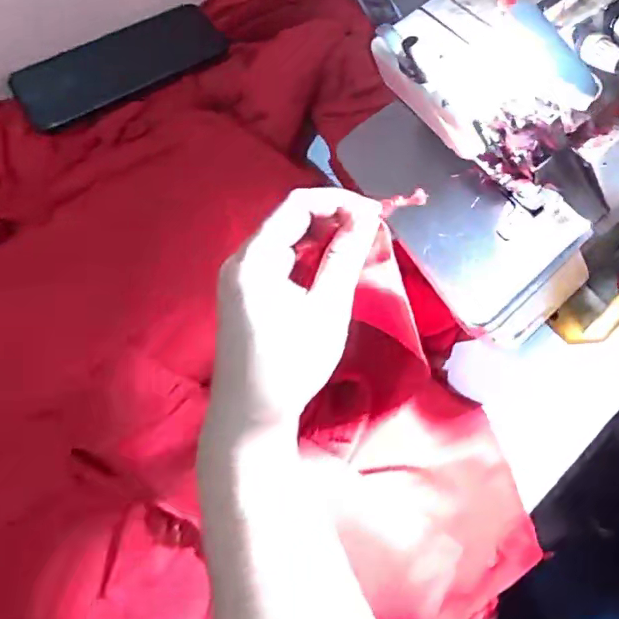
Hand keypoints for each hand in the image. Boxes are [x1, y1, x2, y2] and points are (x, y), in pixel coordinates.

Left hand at [209, 187, 383, 436]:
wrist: (249, 418)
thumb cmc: (290, 364)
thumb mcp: (327, 308)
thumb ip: (345, 257)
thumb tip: (366, 216)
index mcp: (253, 260)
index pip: (298, 204)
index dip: (340, 200)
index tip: (375, 213)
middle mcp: (242, 259)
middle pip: (292, 216)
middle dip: (337, 215)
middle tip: (374, 229)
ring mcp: (243, 275)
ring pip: (291, 235)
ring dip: (328, 234)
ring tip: (362, 245)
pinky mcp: (249, 290)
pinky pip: (285, 256)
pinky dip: (314, 253)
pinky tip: (337, 265)